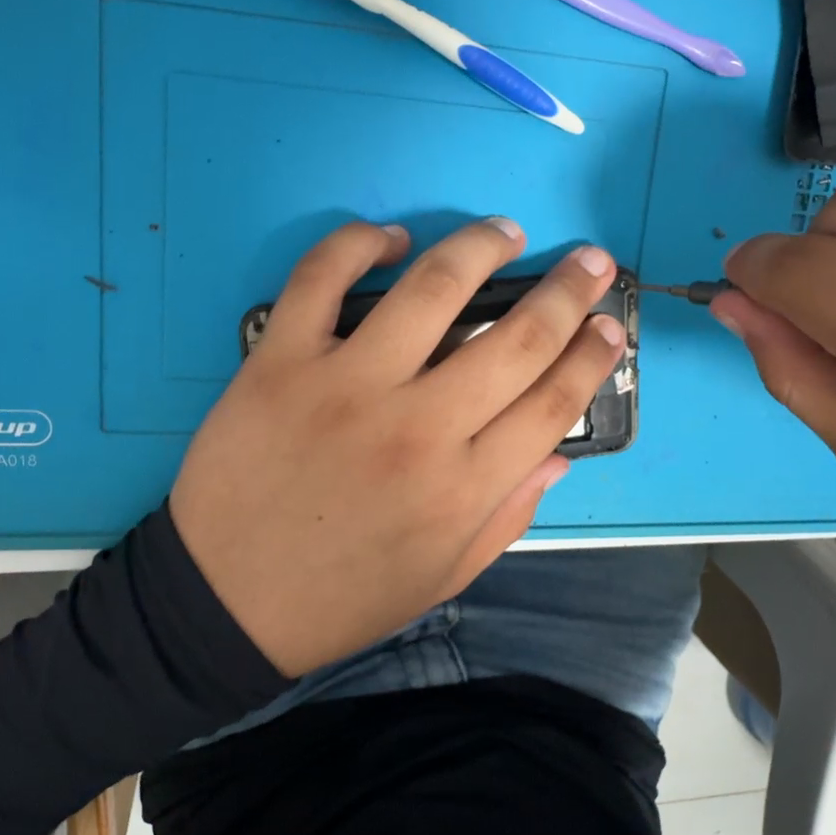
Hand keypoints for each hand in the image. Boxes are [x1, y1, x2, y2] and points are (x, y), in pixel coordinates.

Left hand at [171, 218, 624, 676]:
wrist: (226, 602)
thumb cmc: (342, 596)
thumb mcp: (443, 577)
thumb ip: (508, 515)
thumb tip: (559, 455)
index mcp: (463, 487)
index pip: (552, 403)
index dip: (592, 357)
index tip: (609, 325)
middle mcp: (418, 426)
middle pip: (516, 340)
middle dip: (567, 291)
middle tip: (589, 260)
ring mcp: (346, 385)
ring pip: (432, 289)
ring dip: (480, 247)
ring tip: (504, 232)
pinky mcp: (280, 360)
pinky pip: (321, 277)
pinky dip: (358, 243)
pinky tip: (390, 240)